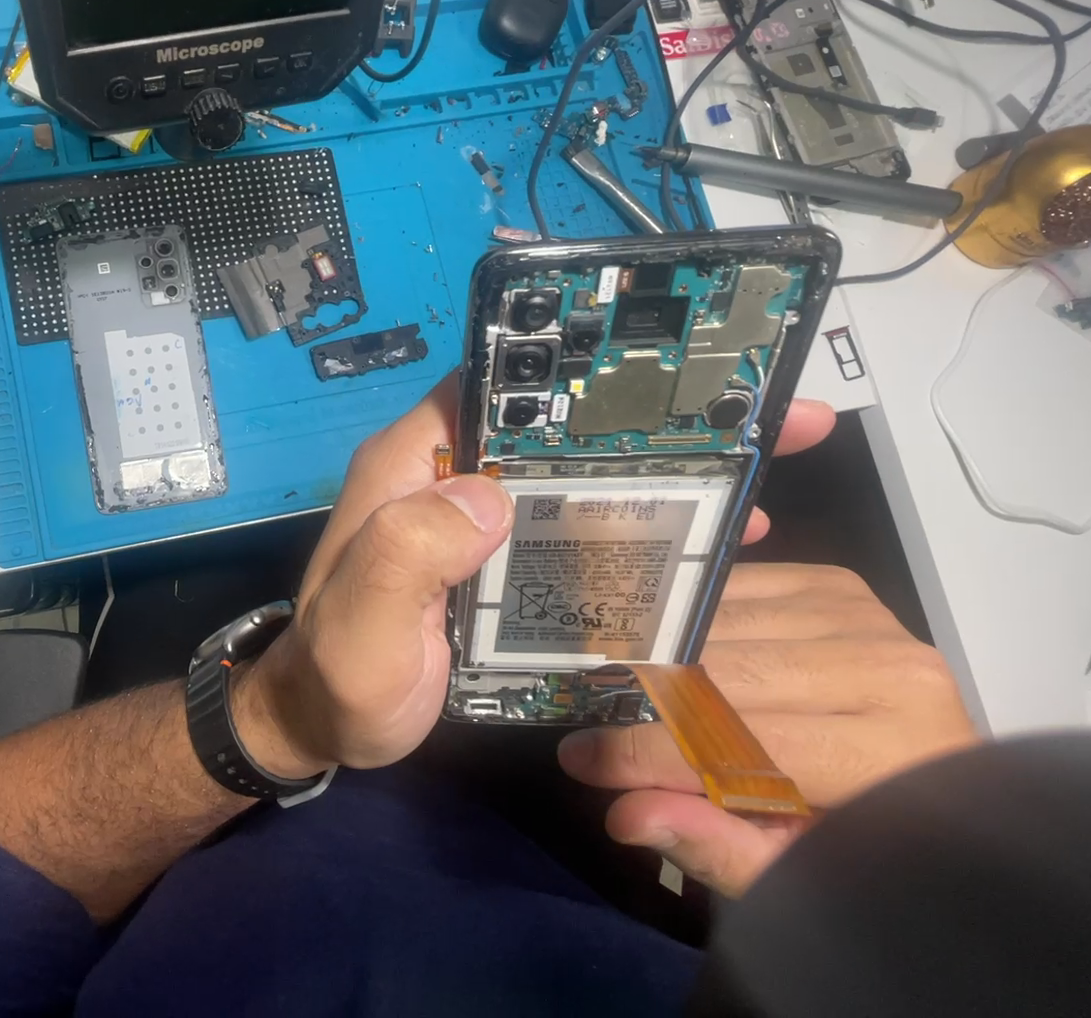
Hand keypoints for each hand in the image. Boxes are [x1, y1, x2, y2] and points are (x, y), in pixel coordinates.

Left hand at [236, 377, 838, 777]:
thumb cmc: (338, 676)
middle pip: (552, 429)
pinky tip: (702, 546)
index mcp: (409, 468)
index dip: (572, 367)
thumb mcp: (361, 619)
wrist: (329, 724)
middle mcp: (445, 480)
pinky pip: (574, 531)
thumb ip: (405, 554)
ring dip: (659, 473)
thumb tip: (488, 497)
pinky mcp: (497, 564)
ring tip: (755, 476)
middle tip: (761, 417)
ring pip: (574, 478)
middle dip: (650, 418)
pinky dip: (634, 530)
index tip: (669, 368)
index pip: (489, 386)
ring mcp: (474, 523)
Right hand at [557, 563, 980, 896]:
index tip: (581, 760)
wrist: (921, 772)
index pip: (741, 744)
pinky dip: (686, 616)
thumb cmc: (859, 831)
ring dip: (657, 656)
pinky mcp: (834, 584)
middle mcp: (890, 667)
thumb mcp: (792, 867)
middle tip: (588, 719)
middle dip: (640, 701)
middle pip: (721, 673)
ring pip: (715, 623)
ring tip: (617, 686)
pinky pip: (727, 587)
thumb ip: (718, 848)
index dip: (650, 754)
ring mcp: (861, 614)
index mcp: (895, 752)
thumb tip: (627, 814)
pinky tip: (669, 647)